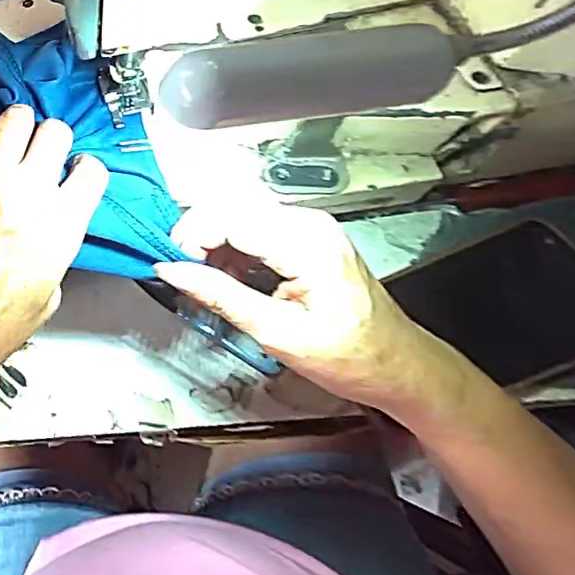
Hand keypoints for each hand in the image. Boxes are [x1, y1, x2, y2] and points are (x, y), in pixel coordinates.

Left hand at [0, 93, 108, 404]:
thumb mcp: (48, 293)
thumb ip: (56, 249)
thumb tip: (51, 228)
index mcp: (63, 225)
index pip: (91, 171)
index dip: (83, 168)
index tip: (74, 170)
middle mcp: (30, 193)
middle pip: (55, 133)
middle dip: (51, 139)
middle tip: (41, 149)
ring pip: (17, 118)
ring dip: (18, 122)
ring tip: (12, 131)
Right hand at [153, 201, 480, 423]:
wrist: (402, 366)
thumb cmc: (353, 356)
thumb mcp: (277, 333)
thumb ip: (219, 296)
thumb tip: (172, 271)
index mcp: (306, 243)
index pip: (228, 217)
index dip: (191, 237)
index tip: (174, 265)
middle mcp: (308, 223)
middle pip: (229, 208)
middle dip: (198, 238)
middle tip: (184, 272)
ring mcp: (307, 225)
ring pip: (236, 214)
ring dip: (213, 244)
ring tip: (208, 281)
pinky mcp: (304, 234)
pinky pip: (252, 226)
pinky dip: (231, 248)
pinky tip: (230, 276)